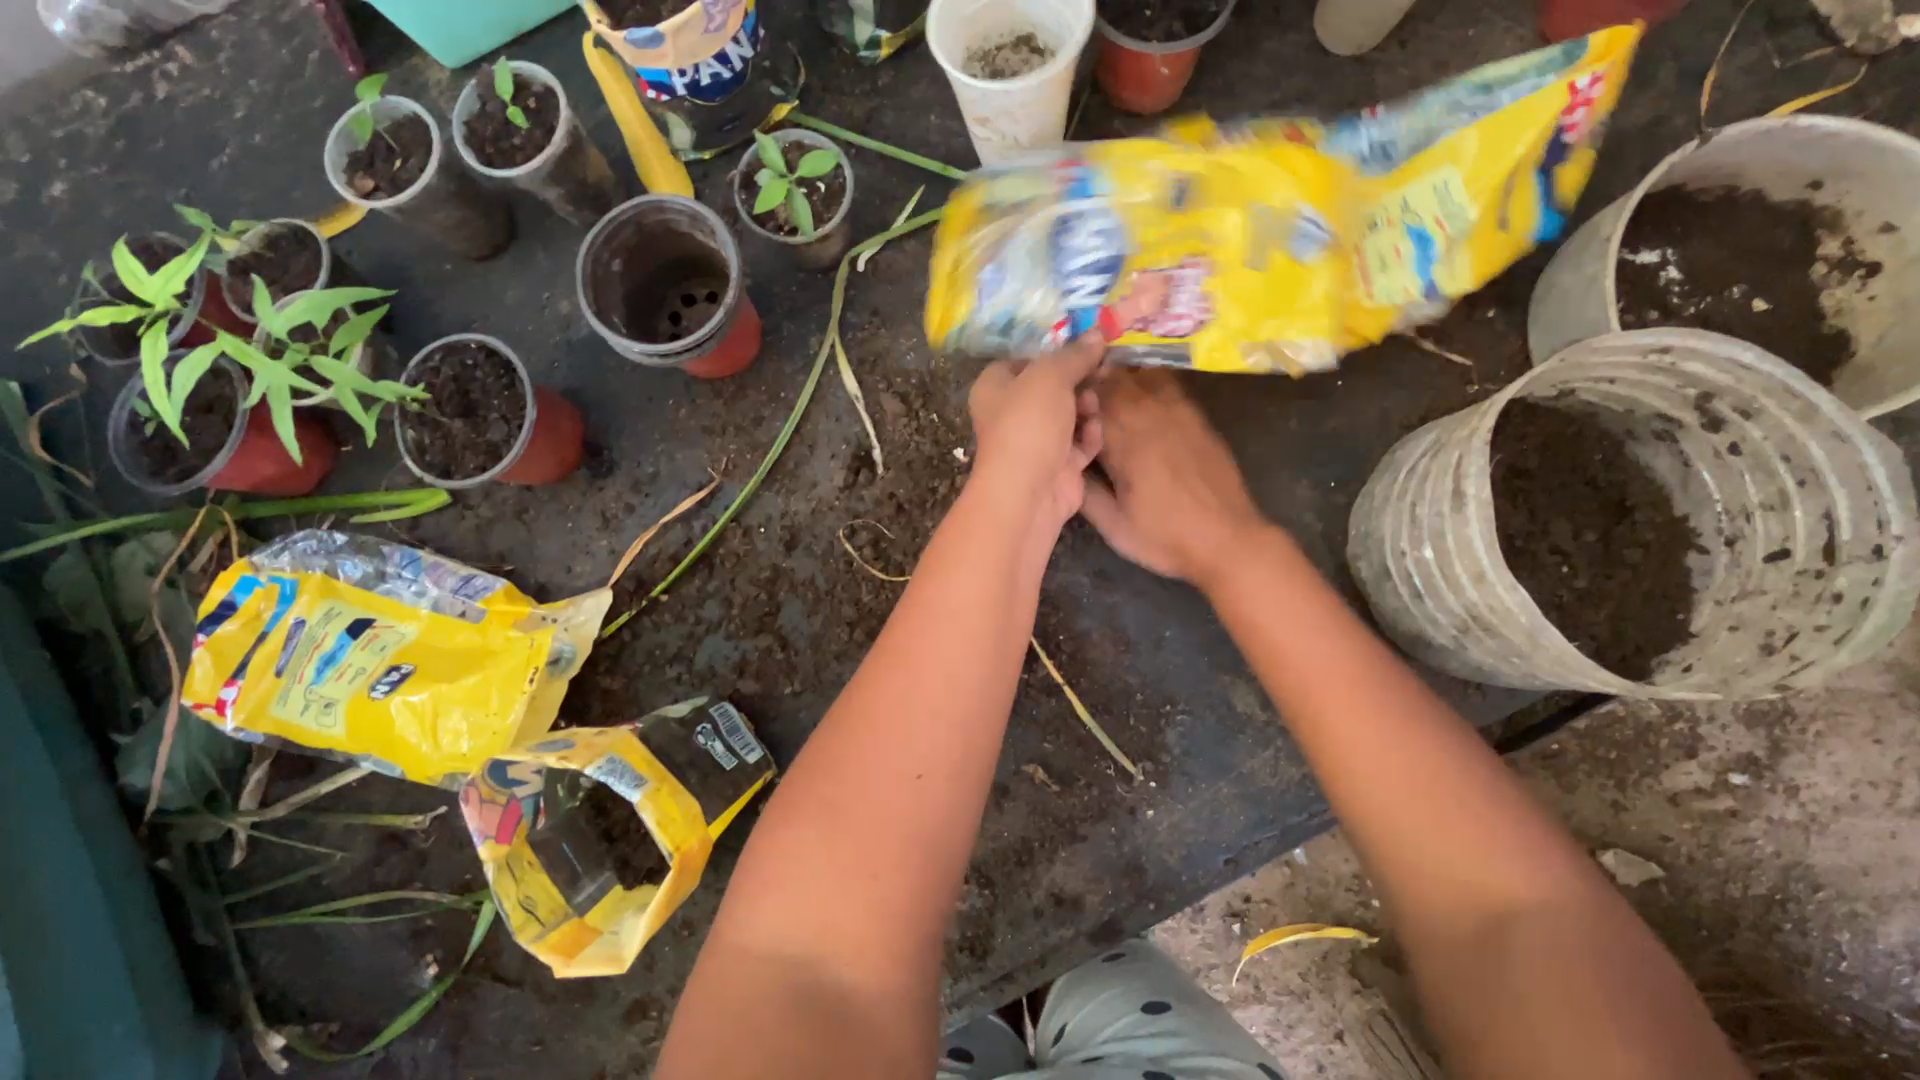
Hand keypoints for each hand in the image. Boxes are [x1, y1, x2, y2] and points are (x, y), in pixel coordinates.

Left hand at [967, 334, 1106, 529]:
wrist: (1029, 491)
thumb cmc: (1028, 424)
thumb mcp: (1050, 377)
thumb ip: (1074, 355)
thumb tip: (1097, 333)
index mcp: (994, 387)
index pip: (1023, 358)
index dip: (1052, 350)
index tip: (1083, 344)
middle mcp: (1011, 412)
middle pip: (1051, 386)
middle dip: (1077, 380)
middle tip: (1100, 372)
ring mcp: (1035, 441)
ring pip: (1069, 414)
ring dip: (1086, 408)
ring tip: (1091, 406)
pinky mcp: (1058, 465)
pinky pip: (1080, 442)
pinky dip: (1089, 436)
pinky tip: (1094, 432)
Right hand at [1082, 369, 1267, 586]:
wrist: (1228, 540)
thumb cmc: (1165, 537)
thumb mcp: (1114, 525)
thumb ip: (1085, 490)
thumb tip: (1063, 465)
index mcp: (1125, 439)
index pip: (1088, 397)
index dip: (1070, 398)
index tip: (1058, 408)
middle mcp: (1151, 414)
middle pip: (1114, 377)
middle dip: (1093, 382)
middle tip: (1078, 399)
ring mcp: (1179, 411)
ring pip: (1142, 374)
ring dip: (1121, 378)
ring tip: (1107, 394)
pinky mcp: (1198, 417)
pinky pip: (1167, 384)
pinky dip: (1147, 384)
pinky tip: (1140, 402)